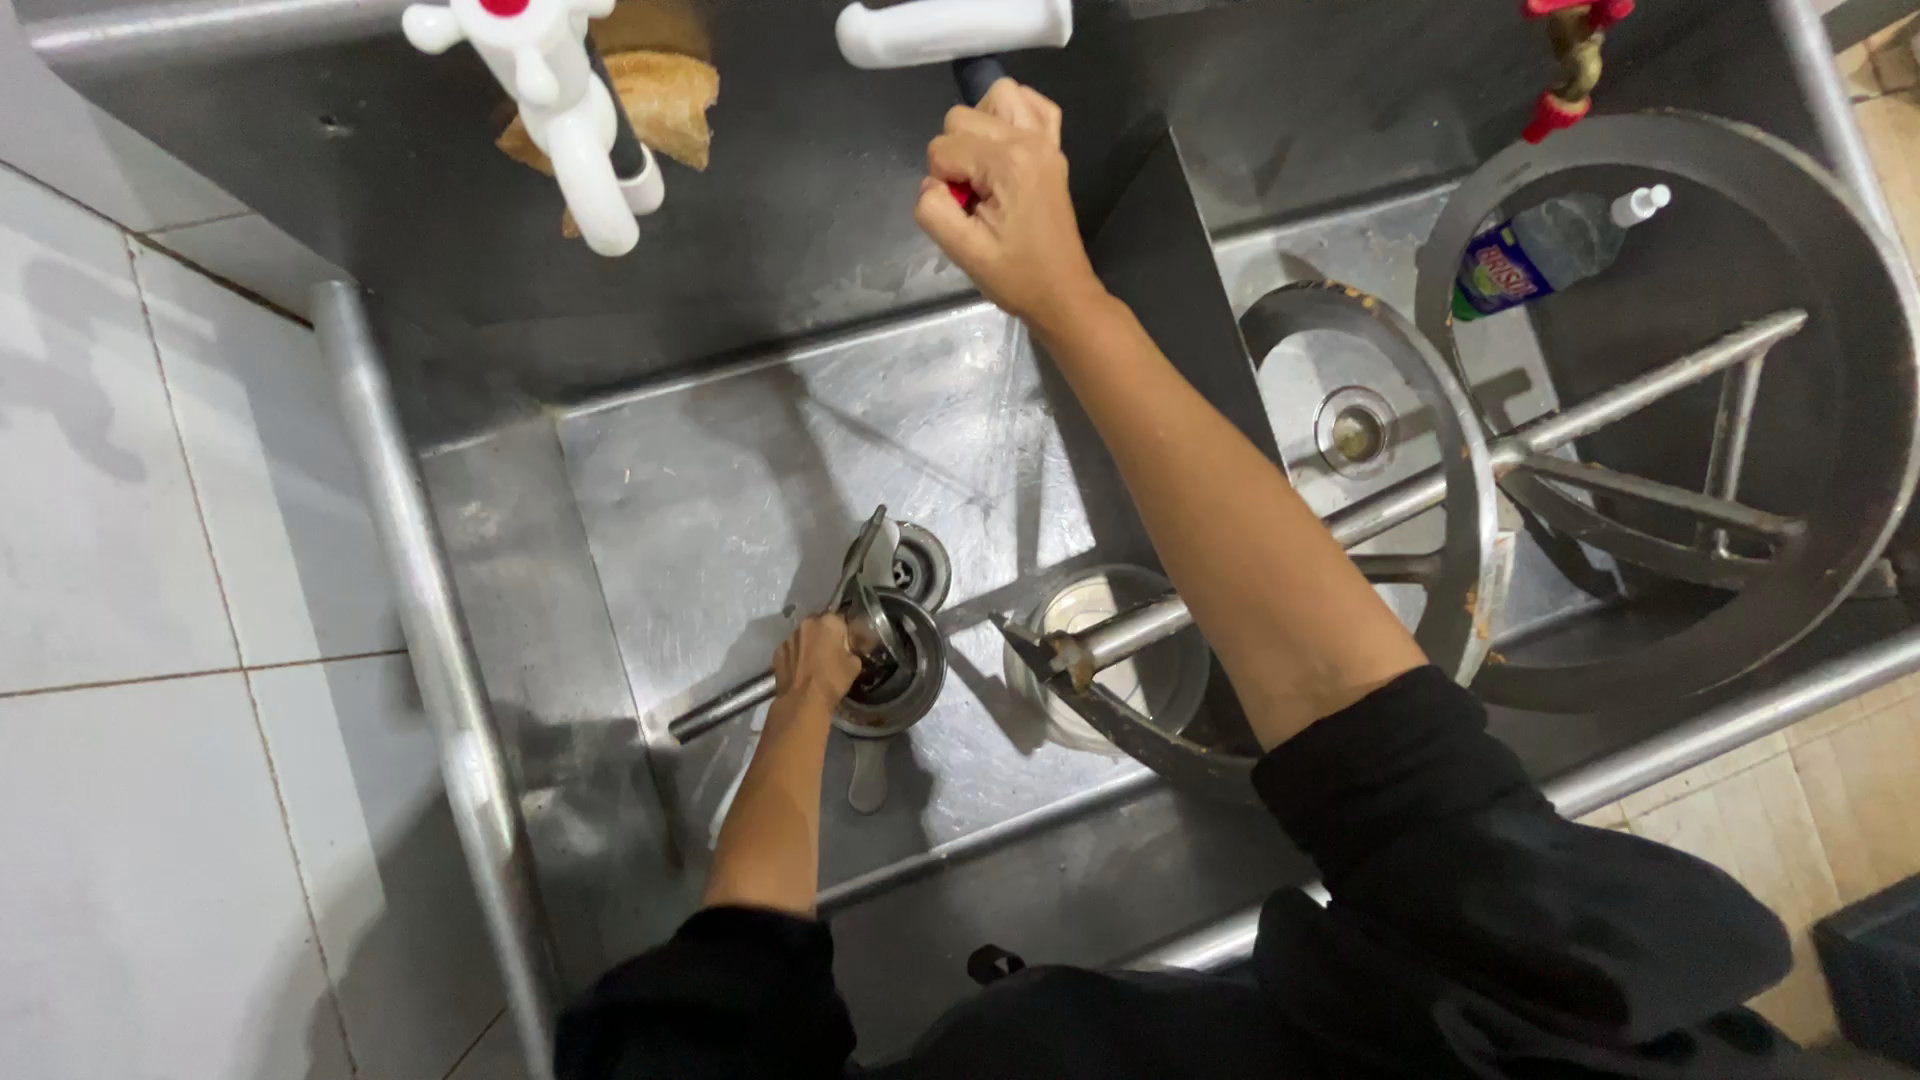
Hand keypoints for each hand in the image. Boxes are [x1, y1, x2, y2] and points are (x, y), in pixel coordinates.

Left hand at [772, 614, 861, 709]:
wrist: (803, 701)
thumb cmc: (833, 680)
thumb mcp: (855, 664)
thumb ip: (852, 648)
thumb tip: (847, 648)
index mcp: (829, 622)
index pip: (841, 620)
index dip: (844, 633)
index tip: (846, 645)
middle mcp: (807, 623)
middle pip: (819, 625)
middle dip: (824, 635)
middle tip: (830, 652)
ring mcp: (789, 636)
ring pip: (803, 636)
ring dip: (808, 644)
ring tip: (813, 662)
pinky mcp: (778, 651)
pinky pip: (791, 649)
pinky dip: (795, 655)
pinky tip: (800, 669)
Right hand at [913, 80, 1108, 331]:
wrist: (1061, 293)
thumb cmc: (1015, 277)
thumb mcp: (964, 252)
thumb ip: (933, 210)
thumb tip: (932, 185)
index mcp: (1007, 163)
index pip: (942, 148)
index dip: (942, 184)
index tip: (965, 215)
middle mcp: (1029, 139)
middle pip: (962, 117)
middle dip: (956, 158)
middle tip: (974, 201)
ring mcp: (1046, 140)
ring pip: (996, 96)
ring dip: (979, 128)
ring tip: (985, 170)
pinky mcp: (1054, 148)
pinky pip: (1033, 104)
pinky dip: (1014, 115)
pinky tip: (1005, 148)